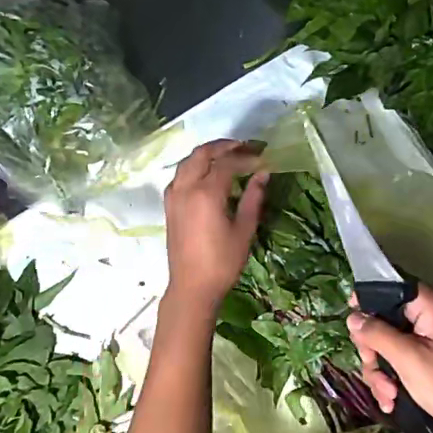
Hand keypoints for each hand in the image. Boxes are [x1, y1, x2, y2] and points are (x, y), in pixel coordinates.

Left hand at [163, 140, 268, 308]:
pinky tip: (208, 174)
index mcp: (206, 193)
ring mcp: (174, 196)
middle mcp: (186, 188)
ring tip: (228, 156)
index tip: (263, 156)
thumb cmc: (222, 262)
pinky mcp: (169, 205)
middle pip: (202, 154)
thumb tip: (263, 174)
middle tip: (244, 147)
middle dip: (224, 146)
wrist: (191, 287)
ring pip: (188, 162)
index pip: (227, 163)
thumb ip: (253, 198)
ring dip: (207, 154)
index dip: (246, 156)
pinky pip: (180, 175)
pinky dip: (194, 167)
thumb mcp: (244, 231)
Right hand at [347, 285, 432, 432]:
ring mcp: (424, 341)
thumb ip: (377, 334)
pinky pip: (395, 362)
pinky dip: (389, 381)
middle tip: (374, 368)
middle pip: (381, 319)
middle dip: (372, 349)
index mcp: (427, 306)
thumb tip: (353, 317)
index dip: (368, 300)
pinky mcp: (423, 361)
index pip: (389, 286)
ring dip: (379, 372)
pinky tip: (391, 401)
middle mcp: (425, 318)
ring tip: (388, 395)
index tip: (354, 323)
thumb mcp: (408, 359)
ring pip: (384, 345)